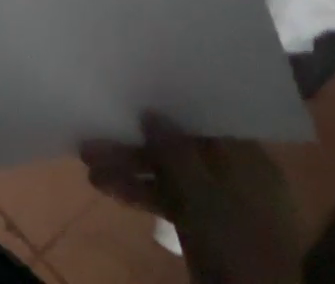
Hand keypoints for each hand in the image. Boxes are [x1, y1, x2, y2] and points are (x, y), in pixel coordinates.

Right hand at [82, 115, 303, 283]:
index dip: (166, 106)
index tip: (130, 95)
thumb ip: (176, 150)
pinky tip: (107, 189)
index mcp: (246, 158)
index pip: (201, 119)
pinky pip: (166, 198)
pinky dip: (140, 194)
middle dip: (134, 144)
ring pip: (166, 175)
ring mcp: (215, 201)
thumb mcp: (203, 192)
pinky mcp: (201, 224)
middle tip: (93, 140)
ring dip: (129, 170)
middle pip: (176, 147)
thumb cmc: (236, 239)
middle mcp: (231, 173)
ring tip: (89, 167)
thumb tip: (150, 112)